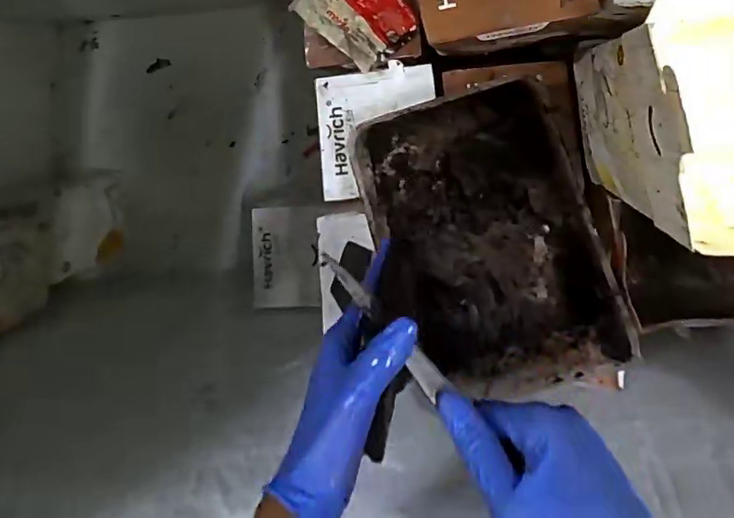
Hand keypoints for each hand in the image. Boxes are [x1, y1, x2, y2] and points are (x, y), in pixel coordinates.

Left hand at [264, 254, 416, 517]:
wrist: (313, 488)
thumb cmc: (329, 433)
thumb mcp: (356, 392)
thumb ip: (380, 357)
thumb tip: (408, 320)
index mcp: (337, 346)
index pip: (360, 300)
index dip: (374, 273)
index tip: (390, 245)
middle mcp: (342, 355)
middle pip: (368, 315)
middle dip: (387, 292)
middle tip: (416, 270)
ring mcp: (350, 377)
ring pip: (376, 339)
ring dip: (393, 320)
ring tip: (420, 302)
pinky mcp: (361, 399)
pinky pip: (382, 363)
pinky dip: (397, 351)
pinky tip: (414, 353)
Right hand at [438, 395, 650, 517]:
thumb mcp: (509, 503)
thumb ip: (477, 448)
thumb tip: (445, 396)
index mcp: (547, 421)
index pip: (487, 412)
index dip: (476, 445)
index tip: (480, 484)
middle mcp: (570, 420)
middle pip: (512, 429)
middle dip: (504, 464)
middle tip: (512, 509)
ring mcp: (591, 444)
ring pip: (534, 449)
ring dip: (525, 478)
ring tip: (532, 515)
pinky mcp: (605, 469)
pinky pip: (558, 463)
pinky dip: (548, 486)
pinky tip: (555, 517)